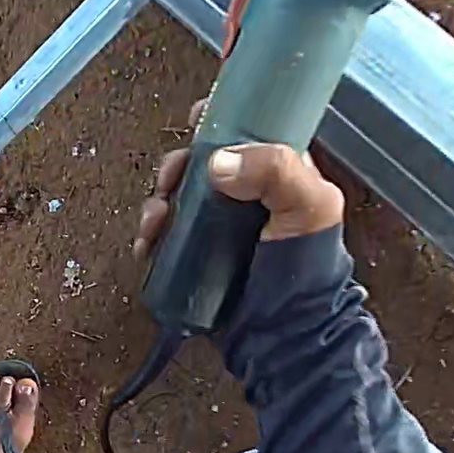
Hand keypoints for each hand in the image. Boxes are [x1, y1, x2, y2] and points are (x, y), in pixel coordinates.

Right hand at [132, 124, 344, 259]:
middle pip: (198, 165)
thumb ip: (274, 171)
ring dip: (156, 204)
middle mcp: (243, 196)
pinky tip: (147, 246)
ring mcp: (216, 227)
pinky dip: (150, 235)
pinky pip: (164, 235)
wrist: (282, 334)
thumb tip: (214, 163)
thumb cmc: (305, 270)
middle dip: (176, 168)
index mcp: (276, 175)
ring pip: (176, 198)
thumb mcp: (307, 209)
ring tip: (154, 223)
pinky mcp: (194, 255)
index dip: (217, 122)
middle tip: (169, 182)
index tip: (196, 118)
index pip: (244, 134)